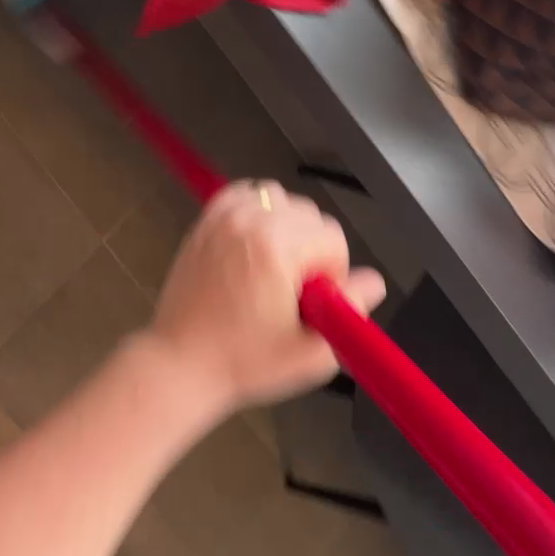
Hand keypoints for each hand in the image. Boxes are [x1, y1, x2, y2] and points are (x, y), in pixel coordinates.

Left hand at [143, 180, 386, 414]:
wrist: (182, 361)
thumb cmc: (244, 360)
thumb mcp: (312, 351)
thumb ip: (350, 309)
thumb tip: (372, 282)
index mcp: (274, 247)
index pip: (332, 235)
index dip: (335, 270)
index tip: (318, 299)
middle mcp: (247, 221)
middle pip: (307, 213)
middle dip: (313, 247)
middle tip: (297, 288)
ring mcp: (221, 217)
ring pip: (276, 198)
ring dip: (286, 225)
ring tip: (276, 266)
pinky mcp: (204, 221)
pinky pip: (242, 194)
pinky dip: (255, 210)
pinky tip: (255, 243)